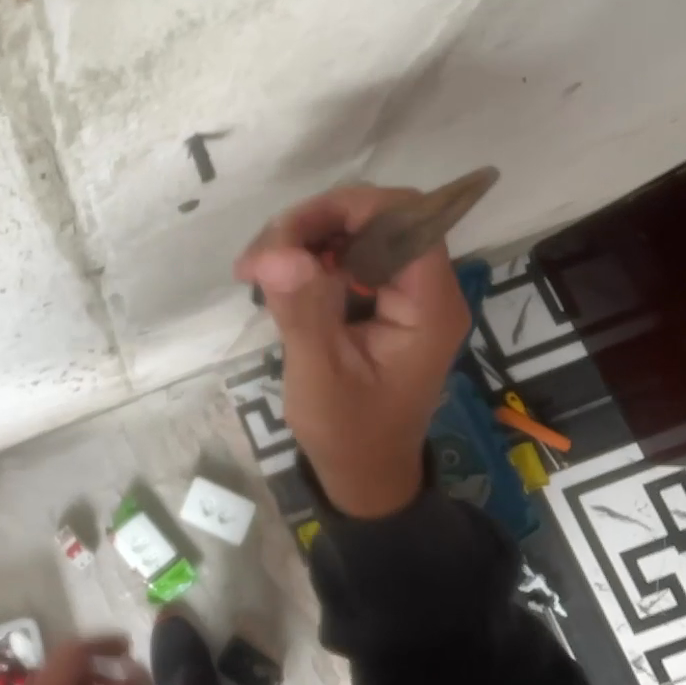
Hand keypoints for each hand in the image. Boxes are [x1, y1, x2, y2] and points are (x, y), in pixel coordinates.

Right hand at [234, 184, 470, 518]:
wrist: (365, 474)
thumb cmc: (347, 434)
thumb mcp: (318, 377)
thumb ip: (302, 311)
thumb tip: (276, 253)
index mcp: (428, 306)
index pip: (403, 219)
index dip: (344, 210)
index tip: (283, 237)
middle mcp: (427, 289)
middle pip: (379, 217)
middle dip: (314, 223)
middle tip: (259, 258)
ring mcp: (406, 293)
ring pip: (359, 231)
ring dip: (305, 238)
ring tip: (256, 270)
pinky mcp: (384, 300)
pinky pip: (350, 255)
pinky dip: (310, 257)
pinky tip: (276, 280)